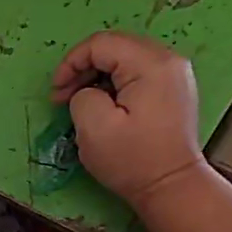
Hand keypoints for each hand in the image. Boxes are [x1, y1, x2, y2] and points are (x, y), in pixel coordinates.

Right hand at [50, 32, 207, 208]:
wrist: (172, 188)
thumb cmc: (133, 161)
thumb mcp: (94, 129)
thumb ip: (82, 97)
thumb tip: (89, 92)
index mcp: (150, 64)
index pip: (101, 43)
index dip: (71, 62)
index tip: (56, 92)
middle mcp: (168, 60)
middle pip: (115, 47)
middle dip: (83, 68)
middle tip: (63, 98)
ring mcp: (175, 74)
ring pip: (125, 59)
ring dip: (97, 77)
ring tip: (80, 103)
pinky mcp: (174, 90)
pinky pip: (138, 74)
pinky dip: (115, 84)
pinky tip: (104, 106)